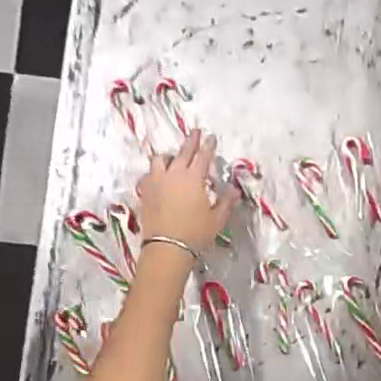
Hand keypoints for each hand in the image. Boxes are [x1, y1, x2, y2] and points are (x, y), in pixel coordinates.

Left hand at [137, 130, 233, 252]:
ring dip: (169, 156)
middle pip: (183, 152)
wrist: (167, 247)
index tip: (211, 138)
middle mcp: (174, 174)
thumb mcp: (217, 219)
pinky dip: (155, 173)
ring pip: (161, 159)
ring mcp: (157, 181)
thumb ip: (226, 202)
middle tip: (195, 132)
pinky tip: (158, 178)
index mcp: (194, 178)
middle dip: (191, 141)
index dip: (208, 146)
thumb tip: (235, 191)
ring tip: (172, 158)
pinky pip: (149, 175)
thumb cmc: (196, 233)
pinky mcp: (145, 192)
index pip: (203, 156)